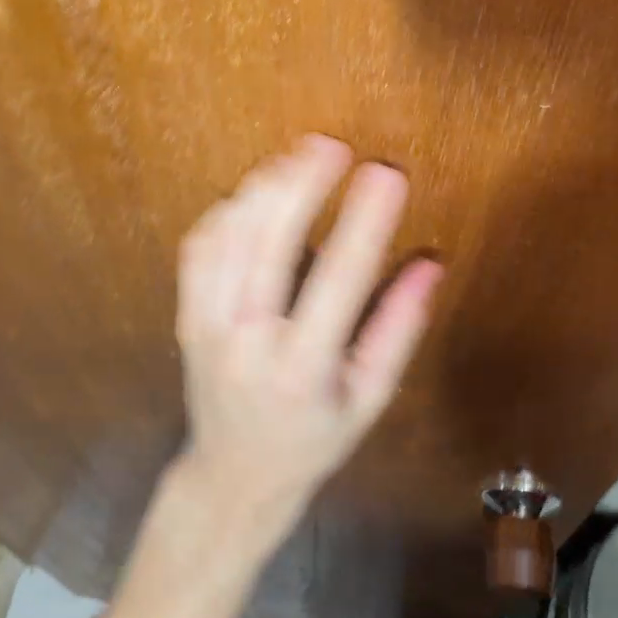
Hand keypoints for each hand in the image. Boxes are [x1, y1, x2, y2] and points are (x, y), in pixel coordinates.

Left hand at [174, 133, 442, 533]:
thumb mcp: (370, 398)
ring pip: (228, 238)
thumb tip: (430, 262)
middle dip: (301, 185)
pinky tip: (254, 191)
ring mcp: (207, 326)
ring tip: (299, 155)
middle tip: (331, 144)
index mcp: (303, 367)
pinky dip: (226, 211)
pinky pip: (198, 248)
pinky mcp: (187, 314)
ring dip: (263, 189)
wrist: (234, 474)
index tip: (387, 172)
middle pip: (268, 245)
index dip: (365, 221)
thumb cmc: (315, 436)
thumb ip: (399, 328)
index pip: (339, 280)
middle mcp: (247, 341)